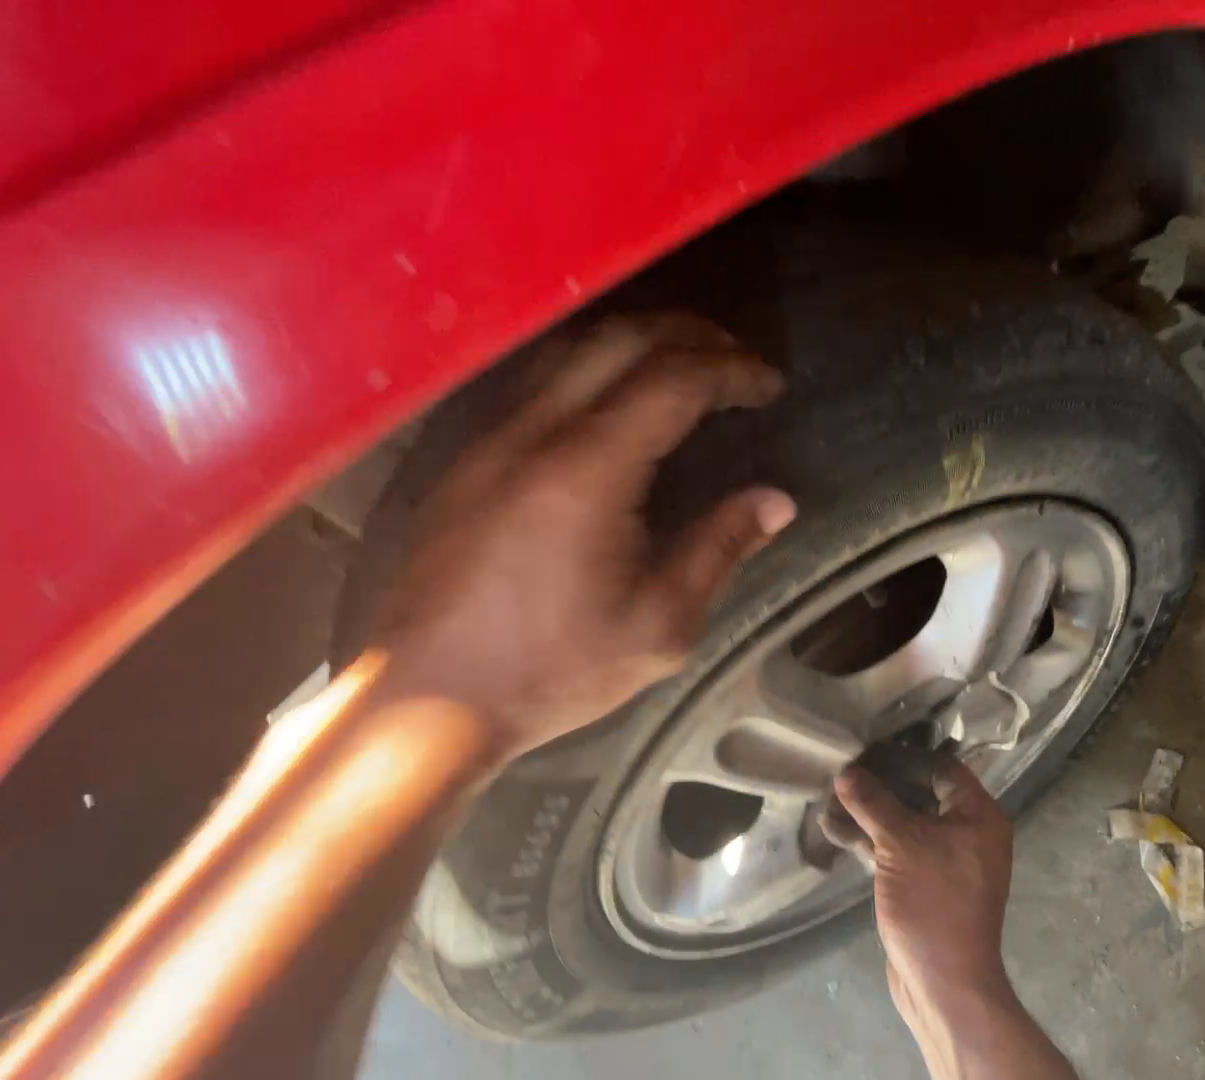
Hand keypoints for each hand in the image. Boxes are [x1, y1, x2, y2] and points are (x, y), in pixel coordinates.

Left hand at [374, 313, 794, 755]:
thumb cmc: (551, 669)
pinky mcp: (467, 454)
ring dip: (640, 339)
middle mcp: (534, 433)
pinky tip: (617, 393)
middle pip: (622, 339)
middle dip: (693, 336)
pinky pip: (539, 376)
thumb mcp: (659, 626)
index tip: (769, 384)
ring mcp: (491, 437)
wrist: (427, 701)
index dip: (732, 370)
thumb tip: (778, 500)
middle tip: (738, 361)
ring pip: (573, 346)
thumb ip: (720, 549)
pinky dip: (594, 362)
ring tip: (688, 362)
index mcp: (588, 472)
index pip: (673, 380)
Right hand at [830, 759, 1015, 1021]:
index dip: (904, 757)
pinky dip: (871, 840)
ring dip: (869, 813)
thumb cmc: (933, 902)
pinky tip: (835, 830)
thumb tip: (846, 772)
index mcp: (978, 815)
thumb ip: (873, 803)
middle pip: (921, 794)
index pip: (942, 768)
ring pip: (905, 823)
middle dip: (880, 786)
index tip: (868, 751)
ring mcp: (947, 860)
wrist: (945, 983)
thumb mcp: (900, 843)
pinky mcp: (926, 884)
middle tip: (843, 774)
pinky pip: (899, 849)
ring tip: (829, 802)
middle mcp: (968, 832)